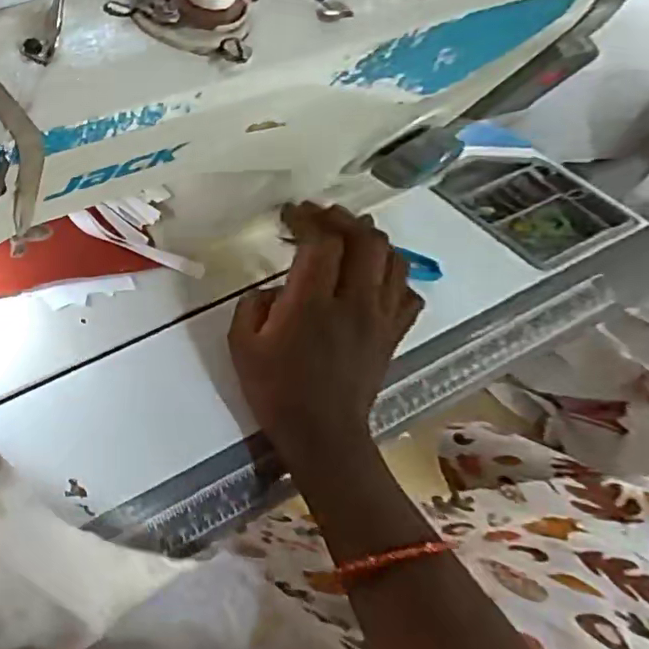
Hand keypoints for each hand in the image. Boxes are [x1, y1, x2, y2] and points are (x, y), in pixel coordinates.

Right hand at [229, 202, 423, 452]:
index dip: (308, 219)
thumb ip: (252, 304)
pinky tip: (374, 275)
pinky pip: (407, 293)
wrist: (322, 435)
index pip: (323, 243)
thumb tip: (274, 289)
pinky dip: (394, 274)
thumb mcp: (241, 343)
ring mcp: (380, 319)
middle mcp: (353, 304)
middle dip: (342, 219)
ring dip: (371, 239)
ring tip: (349, 233)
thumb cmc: (275, 389)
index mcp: (311, 304)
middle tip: (319, 215)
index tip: (290, 213)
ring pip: (393, 261)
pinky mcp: (393, 334)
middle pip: (366, 242)